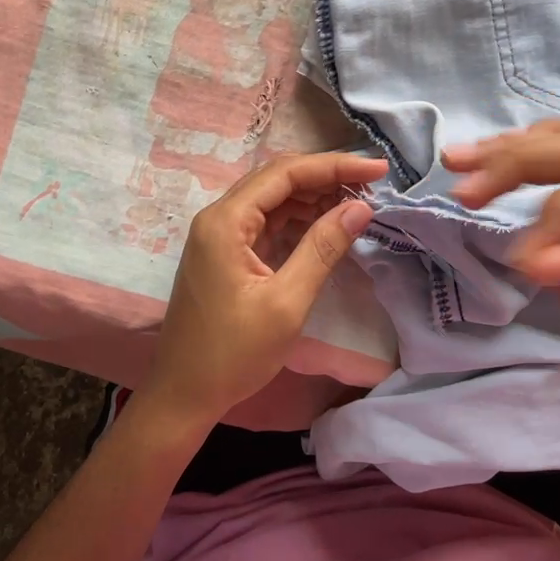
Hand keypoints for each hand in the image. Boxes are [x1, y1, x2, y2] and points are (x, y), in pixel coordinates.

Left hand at [139, 153, 388, 427]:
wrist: (183, 395)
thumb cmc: (232, 353)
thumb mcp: (286, 303)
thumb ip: (322, 249)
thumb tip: (359, 207)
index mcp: (225, 221)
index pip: (284, 173)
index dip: (333, 165)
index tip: (376, 168)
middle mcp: (219, 217)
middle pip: (277, 178)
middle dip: (325, 175)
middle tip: (372, 182)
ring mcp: (220, 235)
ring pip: (272, 198)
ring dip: (313, 196)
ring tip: (357, 201)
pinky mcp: (227, 253)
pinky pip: (266, 221)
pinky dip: (298, 218)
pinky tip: (327, 223)